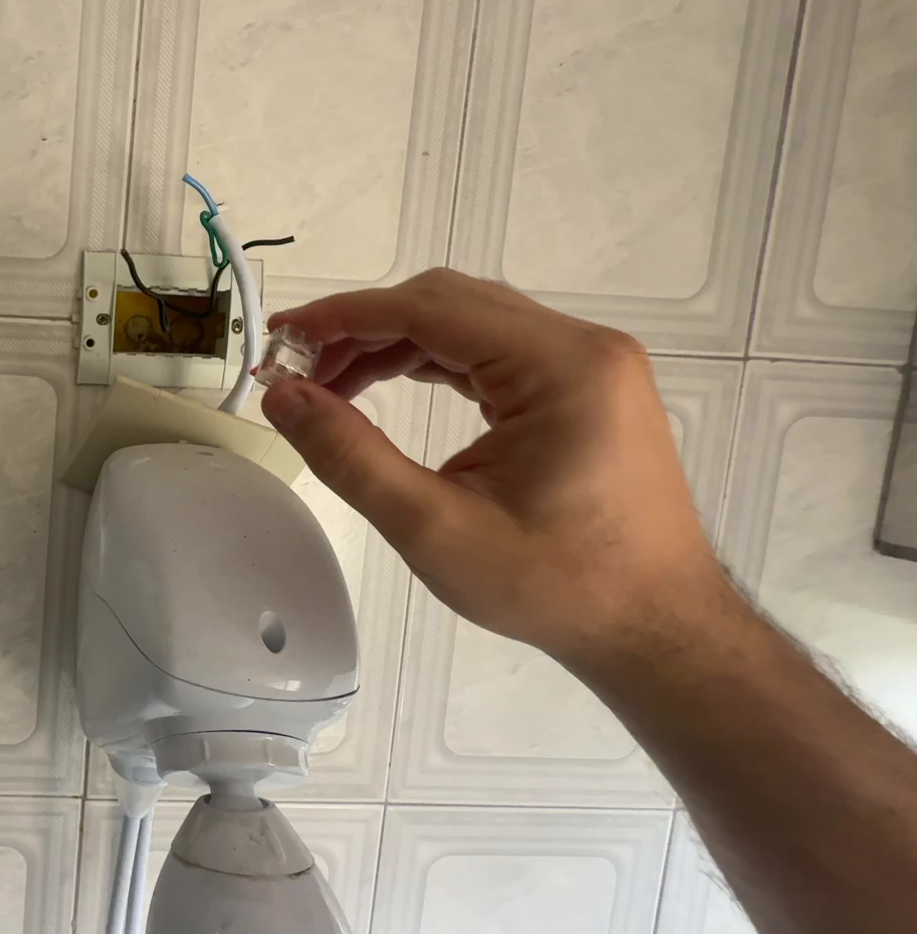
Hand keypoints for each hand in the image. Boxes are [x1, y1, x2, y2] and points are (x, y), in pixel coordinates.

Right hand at [260, 269, 728, 664]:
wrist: (655, 631)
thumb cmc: (552, 585)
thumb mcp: (432, 527)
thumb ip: (349, 456)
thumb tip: (281, 396)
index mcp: (560, 367)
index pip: (429, 308)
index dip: (342, 316)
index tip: (279, 339)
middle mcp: (579, 347)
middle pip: (444, 303)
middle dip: (358, 328)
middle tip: (294, 370)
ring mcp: (582, 365)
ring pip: (460, 323)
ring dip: (383, 345)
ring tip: (324, 385)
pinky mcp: (573, 389)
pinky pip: (481, 351)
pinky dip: (419, 362)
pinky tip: (376, 388)